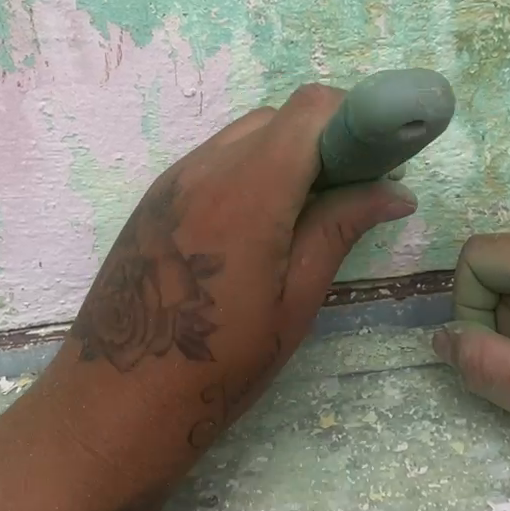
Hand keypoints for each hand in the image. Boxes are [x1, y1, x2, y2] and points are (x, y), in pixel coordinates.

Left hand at [0, 85, 416, 510]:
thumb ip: (340, 229)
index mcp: (250, 188)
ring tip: (305, 206)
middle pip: (282, 114)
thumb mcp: (294, 302)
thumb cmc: (218, 364)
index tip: (380, 156)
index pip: (312, 108)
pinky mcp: (158, 192)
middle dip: (325, 136)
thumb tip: (396, 191)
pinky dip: (252, 164)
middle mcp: (209, 165)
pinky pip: (217, 153)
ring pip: (248, 131)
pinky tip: (259, 218)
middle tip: (350, 188)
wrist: (113, 401)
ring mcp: (177, 175)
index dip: (356, 117)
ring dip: (287, 149)